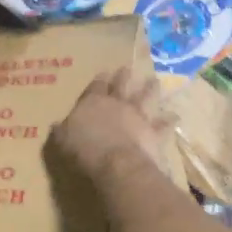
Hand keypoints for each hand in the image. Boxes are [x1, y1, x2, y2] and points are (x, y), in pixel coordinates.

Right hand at [52, 67, 174, 180]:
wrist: (116, 163)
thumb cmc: (83, 149)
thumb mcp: (61, 140)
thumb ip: (62, 130)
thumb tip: (56, 124)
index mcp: (92, 103)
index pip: (95, 86)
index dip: (99, 79)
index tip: (104, 72)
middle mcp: (116, 104)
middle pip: (121, 86)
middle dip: (124, 77)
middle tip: (128, 68)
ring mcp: (137, 116)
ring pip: (145, 98)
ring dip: (150, 90)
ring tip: (154, 81)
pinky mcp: (153, 132)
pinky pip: (162, 125)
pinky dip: (168, 121)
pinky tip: (175, 116)